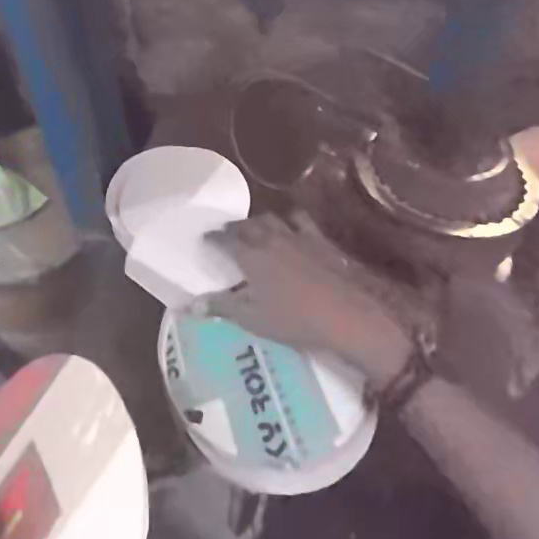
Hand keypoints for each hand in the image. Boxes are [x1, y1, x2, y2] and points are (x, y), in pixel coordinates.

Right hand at [196, 212, 426, 387]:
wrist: (347, 314)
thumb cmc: (295, 320)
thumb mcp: (252, 319)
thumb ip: (221, 307)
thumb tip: (191, 304)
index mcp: (250, 255)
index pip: (224, 239)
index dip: (213, 238)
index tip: (205, 238)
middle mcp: (270, 238)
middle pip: (247, 224)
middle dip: (234, 227)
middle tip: (227, 233)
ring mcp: (297, 236)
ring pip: (272, 218)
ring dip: (259, 221)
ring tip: (255, 227)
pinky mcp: (320, 240)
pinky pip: (300, 220)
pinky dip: (290, 220)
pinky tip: (292, 228)